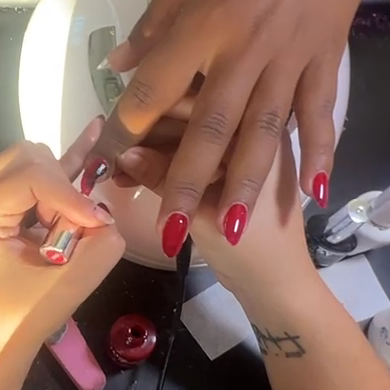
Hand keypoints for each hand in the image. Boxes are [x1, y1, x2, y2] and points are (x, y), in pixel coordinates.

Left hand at [0, 123, 123, 349]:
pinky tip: (95, 132)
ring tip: (61, 228)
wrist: (6, 332)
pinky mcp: (13, 198)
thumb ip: (100, 246)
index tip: (96, 224)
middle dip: (60, 189)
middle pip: (31, 157)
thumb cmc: (28, 312)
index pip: (33, 177)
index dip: (69, 197)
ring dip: (60, 189)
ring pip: (38, 160)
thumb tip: (105, 216)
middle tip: (68, 229)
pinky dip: (68, 158)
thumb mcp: (70, 283)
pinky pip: (43, 168)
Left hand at [85, 0, 389, 254]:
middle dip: (187, 182)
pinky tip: (317, 194)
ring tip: (228, 228)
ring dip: (245, 183)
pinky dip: (320, 154)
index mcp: (203, 23)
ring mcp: (290, 59)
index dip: (128, 128)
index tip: (107, 161)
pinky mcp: (327, 59)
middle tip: (169, 230)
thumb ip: (156, 23)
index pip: (155, 90)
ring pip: (263, 132)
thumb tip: (118, 67)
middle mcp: (244, 50)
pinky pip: (320, 114)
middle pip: (209, 127)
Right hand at [116, 135, 314, 303]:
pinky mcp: (230, 166)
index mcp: (255, 130)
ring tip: (119, 172)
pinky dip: (165, 164)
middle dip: (146, 137)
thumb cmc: (251, 250)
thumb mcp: (200, 214)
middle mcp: (251, 127)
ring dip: (151, 152)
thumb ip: (164, 180)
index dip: (151, 119)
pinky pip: (194, 154)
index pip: (195, 105)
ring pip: (186, 137)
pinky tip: (135, 175)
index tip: (115, 136)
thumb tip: (122, 154)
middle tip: (111, 158)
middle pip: (188, 118)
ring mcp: (241, 146)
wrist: (279, 284)